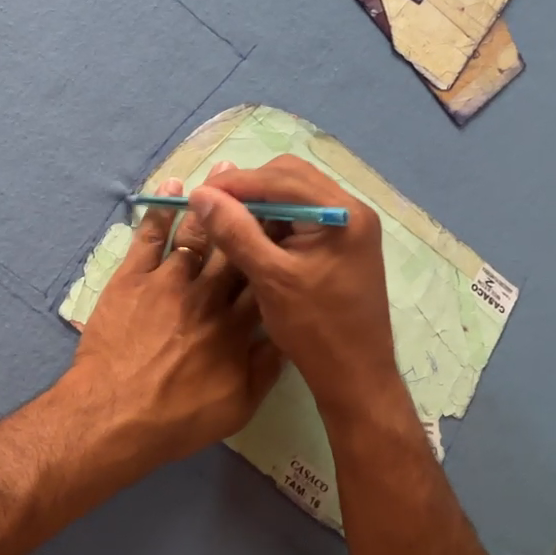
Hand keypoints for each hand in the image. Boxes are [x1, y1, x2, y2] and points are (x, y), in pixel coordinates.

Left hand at [62, 174, 282, 467]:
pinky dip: (160, 210)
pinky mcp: (132, 278)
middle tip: (262, 182)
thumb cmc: (179, 417)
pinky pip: (149, 236)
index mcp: (238, 325)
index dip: (276, 248)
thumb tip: (288, 334)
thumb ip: (267, 367)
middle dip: (250, 213)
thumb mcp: (239, 405)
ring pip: (195, 233)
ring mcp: (168, 281)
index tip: (289, 222)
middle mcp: (208, 295)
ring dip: (211, 202)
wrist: (116, 415)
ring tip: (224, 172)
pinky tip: (171, 187)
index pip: (265, 276)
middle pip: (234, 247)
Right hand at [186, 157, 398, 415]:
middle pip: (290, 177)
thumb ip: (235, 232)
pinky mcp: (341, 243)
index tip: (199, 196)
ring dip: (259, 204)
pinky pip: (301, 216)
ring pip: (294, 195)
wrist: (356, 377)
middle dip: (248, 188)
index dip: (236, 183)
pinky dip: (274, 221)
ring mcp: (349, 226)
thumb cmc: (315, 330)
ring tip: (226, 223)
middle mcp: (351, 210)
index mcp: (342, 213)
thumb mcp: (269, 278)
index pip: (281, 177)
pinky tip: (251, 239)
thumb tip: (200, 194)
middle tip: (212, 208)